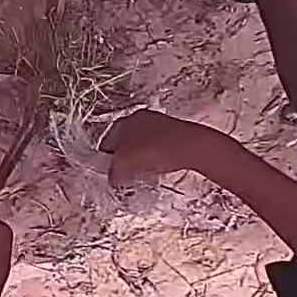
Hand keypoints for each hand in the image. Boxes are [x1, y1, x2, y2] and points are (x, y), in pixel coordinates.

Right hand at [99, 110, 217, 187]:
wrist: (191, 147)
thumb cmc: (157, 151)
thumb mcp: (126, 166)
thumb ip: (114, 172)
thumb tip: (113, 178)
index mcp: (122, 122)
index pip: (105, 143)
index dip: (105, 161)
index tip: (109, 173)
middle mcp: (137, 118)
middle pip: (123, 142)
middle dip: (123, 159)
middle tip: (125, 174)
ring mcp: (156, 122)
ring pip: (140, 143)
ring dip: (140, 157)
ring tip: (144, 171)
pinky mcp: (171, 130)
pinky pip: (156, 145)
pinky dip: (155, 155)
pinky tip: (159, 165)